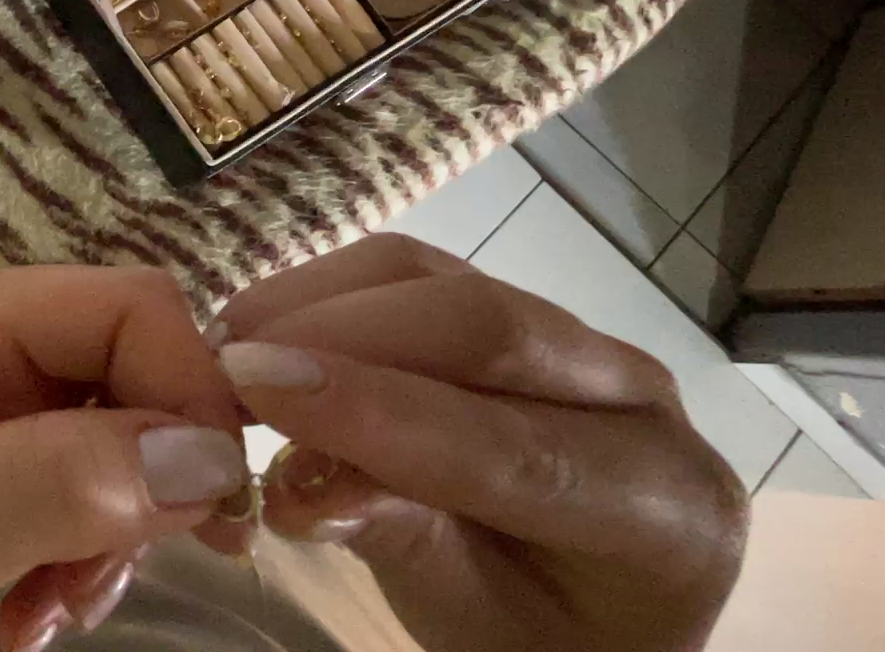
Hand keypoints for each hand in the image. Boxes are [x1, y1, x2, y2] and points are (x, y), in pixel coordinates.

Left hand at [0, 267, 249, 651]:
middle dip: (154, 469)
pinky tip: (36, 612)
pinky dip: (89, 556)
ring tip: (53, 608)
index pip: (124, 304)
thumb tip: (205, 453)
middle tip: (109, 572)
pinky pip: (84, 494)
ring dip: (118, 527)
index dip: (189, 384)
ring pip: (119, 439)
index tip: (218, 507)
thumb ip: (47, 479)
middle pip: (128, 369)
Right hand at [212, 233, 748, 651]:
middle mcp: (628, 393)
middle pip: (480, 326)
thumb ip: (387, 534)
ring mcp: (559, 329)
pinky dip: (318, 285)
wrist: (564, 576)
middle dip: (337, 333)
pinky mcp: (491, 294)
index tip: (254, 385)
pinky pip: (399, 267)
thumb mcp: (461, 611)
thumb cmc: (520, 617)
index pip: (511, 445)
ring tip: (232, 336)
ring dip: (314, 297)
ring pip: (428, 275)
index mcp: (657, 506)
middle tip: (227, 358)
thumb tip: (283, 481)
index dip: (376, 411)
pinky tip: (264, 318)